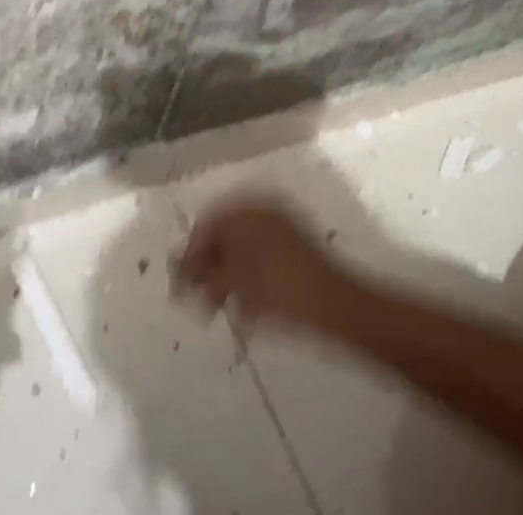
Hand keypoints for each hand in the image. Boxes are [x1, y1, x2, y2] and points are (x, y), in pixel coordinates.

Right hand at [175, 197, 355, 332]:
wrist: (343, 310)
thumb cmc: (283, 290)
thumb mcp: (236, 281)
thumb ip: (203, 273)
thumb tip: (178, 270)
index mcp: (249, 211)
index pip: (206, 224)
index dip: (190, 254)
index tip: (182, 283)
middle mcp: (265, 214)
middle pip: (224, 238)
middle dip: (209, 270)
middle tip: (199, 299)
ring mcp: (285, 233)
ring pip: (243, 254)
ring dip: (228, 282)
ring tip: (222, 310)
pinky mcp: (298, 256)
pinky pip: (262, 264)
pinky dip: (249, 286)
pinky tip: (247, 312)